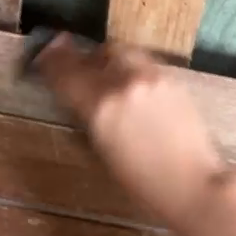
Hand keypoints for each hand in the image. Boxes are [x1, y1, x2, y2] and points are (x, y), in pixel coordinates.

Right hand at [34, 37, 227, 225]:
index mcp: (100, 108)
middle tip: (76, 65)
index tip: (43, 57)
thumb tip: (76, 96)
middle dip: (82, 57)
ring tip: (104, 72)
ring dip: (107, 58)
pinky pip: (142, 62)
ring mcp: (150, 78)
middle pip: (94, 53)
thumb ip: (87, 117)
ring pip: (121, 52)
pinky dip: (130, 67)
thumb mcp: (101, 151)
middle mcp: (123, 84)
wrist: (192, 183)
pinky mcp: (172, 78)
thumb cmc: (142, 183)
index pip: (66, 73)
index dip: (51, 62)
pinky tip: (132, 85)